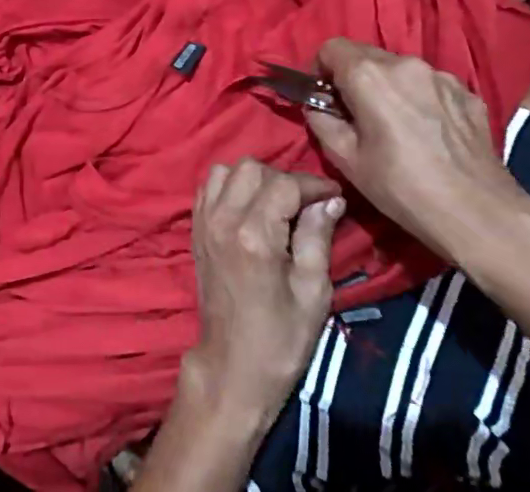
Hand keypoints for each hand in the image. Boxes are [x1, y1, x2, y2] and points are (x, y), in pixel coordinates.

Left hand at [185, 159, 345, 423]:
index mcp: (254, 236)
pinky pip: (209, 187)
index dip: (313, 184)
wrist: (233, 361)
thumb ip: (318, 238)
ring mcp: (203, 221)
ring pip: (225, 170)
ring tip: (278, 204)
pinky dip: (230, 186)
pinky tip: (251, 207)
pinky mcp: (194, 228)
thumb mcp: (313, 292)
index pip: (283, 185)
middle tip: (306, 203)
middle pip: (251, 168)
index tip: (334, 195)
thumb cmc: (282, 337)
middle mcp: (222, 219)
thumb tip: (330, 201)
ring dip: (254, 179)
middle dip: (283, 178)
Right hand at [304, 38, 529, 262]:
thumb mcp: (343, 157)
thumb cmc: (401, 187)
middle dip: (351, 77)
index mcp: (368, 76)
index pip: (330, 48)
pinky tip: (425, 131)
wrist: (480, 215)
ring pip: (398, 69)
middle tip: (353, 113)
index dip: (319, 70)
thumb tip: (317, 106)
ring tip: (392, 123)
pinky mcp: (469, 95)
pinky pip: (429, 85)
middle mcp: (406, 65)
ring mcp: (443, 78)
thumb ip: (320, 120)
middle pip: (365, 55)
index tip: (323, 97)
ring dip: (386, 86)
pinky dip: (418, 98)